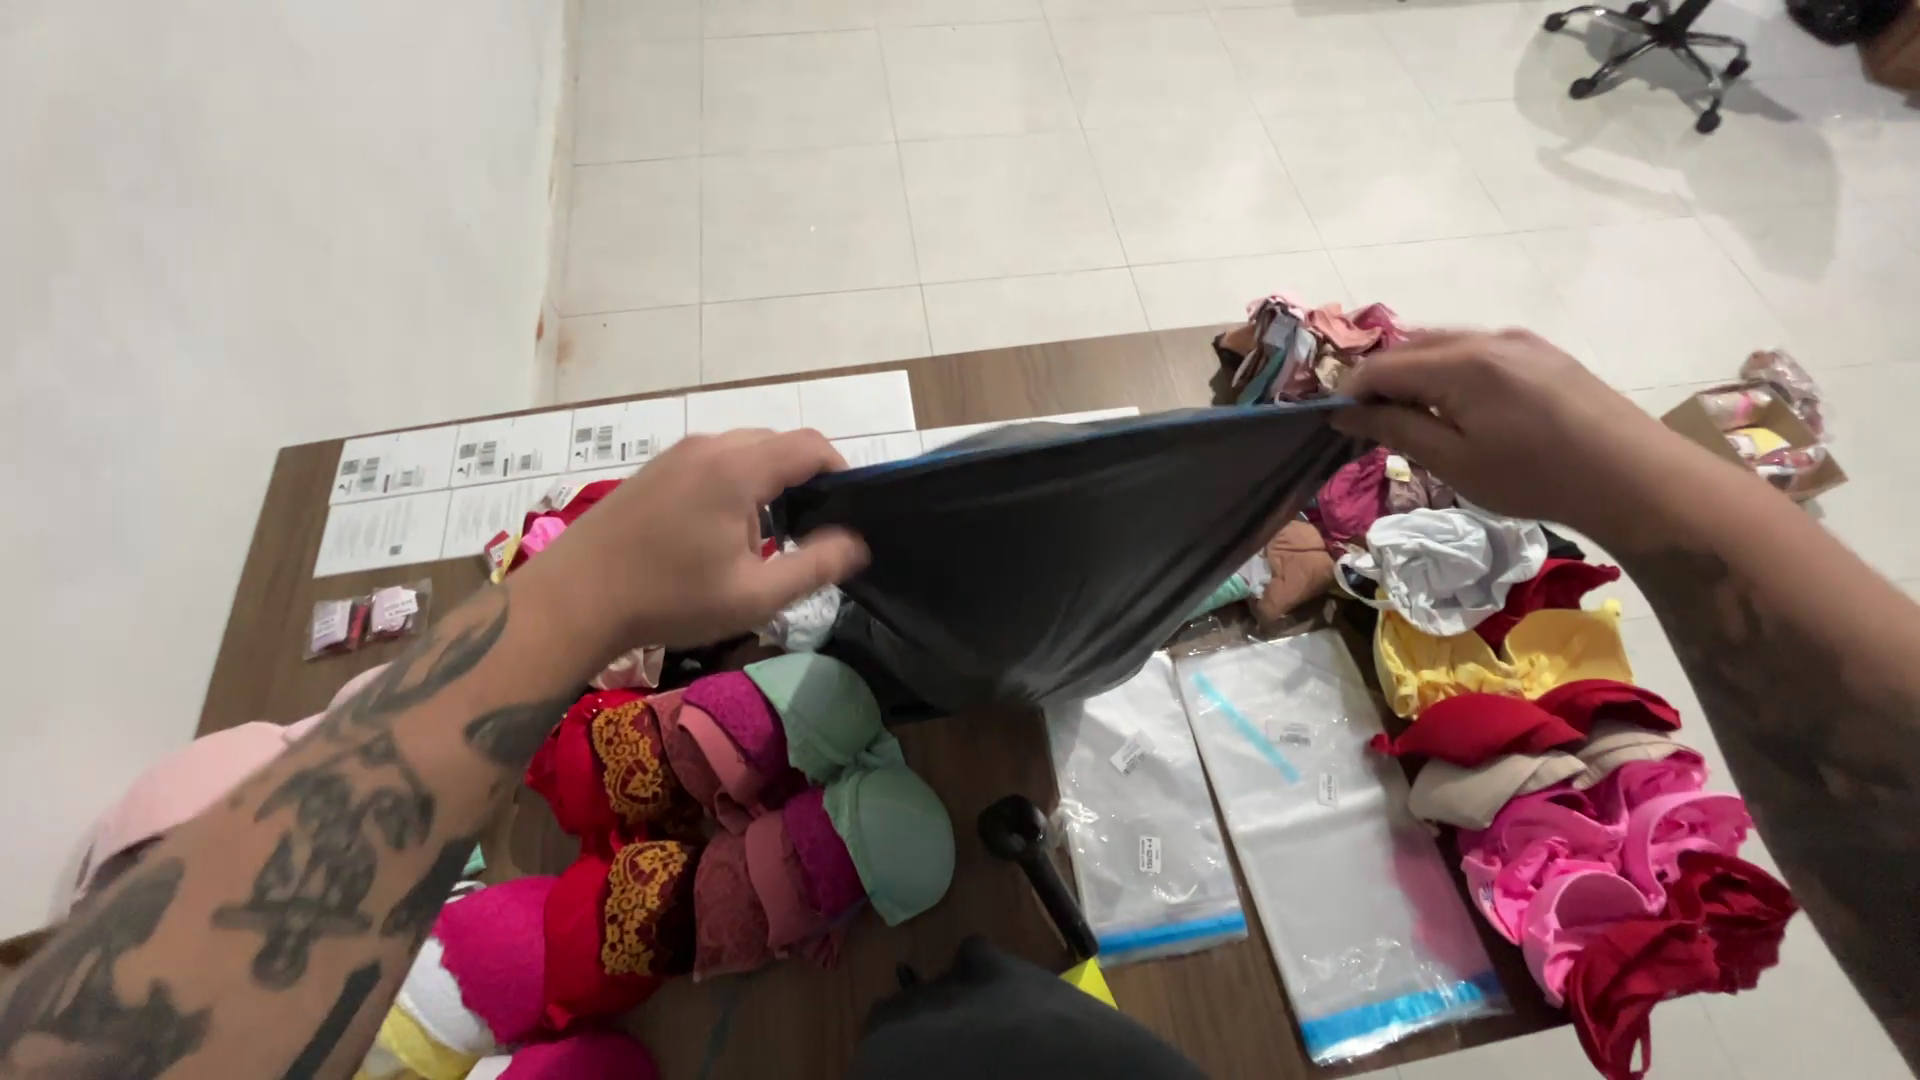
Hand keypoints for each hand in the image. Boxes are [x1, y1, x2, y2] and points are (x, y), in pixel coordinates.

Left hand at [511, 428, 867, 651]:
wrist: (574, 599)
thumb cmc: (671, 599)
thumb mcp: (755, 595)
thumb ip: (816, 566)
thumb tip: (856, 544)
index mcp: (738, 469)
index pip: (810, 445)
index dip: (840, 469)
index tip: (848, 508)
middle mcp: (710, 446)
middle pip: (778, 442)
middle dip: (805, 478)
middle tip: (811, 529)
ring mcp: (678, 454)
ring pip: (745, 450)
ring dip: (769, 481)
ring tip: (766, 536)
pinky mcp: (656, 468)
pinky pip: (715, 460)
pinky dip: (737, 482)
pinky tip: (722, 530)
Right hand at [1332, 329, 1706, 537]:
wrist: (1635, 479)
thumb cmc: (1533, 477)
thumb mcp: (1452, 461)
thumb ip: (1394, 429)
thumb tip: (1344, 414)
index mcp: (1461, 364)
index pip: (1381, 366)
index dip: (1349, 392)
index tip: (1335, 423)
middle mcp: (1488, 339)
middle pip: (1409, 347)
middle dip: (1378, 380)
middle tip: (1366, 422)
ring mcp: (1519, 342)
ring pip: (1442, 345)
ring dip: (1412, 374)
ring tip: (1406, 416)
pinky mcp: (1541, 353)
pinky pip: (1475, 350)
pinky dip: (1446, 371)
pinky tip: (1452, 406)